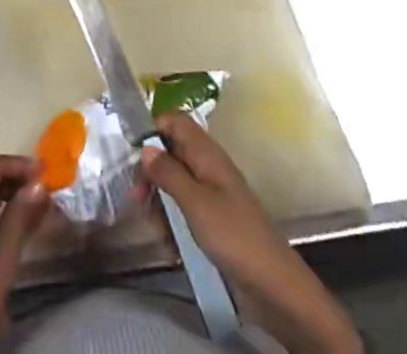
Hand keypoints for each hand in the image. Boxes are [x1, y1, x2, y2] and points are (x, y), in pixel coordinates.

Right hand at [140, 115, 362, 353]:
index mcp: (207, 154)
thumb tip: (146, 148)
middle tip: (138, 200)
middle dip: (151, 176)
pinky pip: (184, 212)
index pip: (175, 122)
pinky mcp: (213, 221)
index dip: (153, 130)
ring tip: (159, 233)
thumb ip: (168, 173)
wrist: (273, 284)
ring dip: (160, 206)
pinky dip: (173, 226)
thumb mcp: (194, 202)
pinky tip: (172, 249)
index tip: (133, 155)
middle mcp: (208, 168)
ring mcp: (212, 194)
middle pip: (170, 154)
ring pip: (174, 186)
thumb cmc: (233, 236)